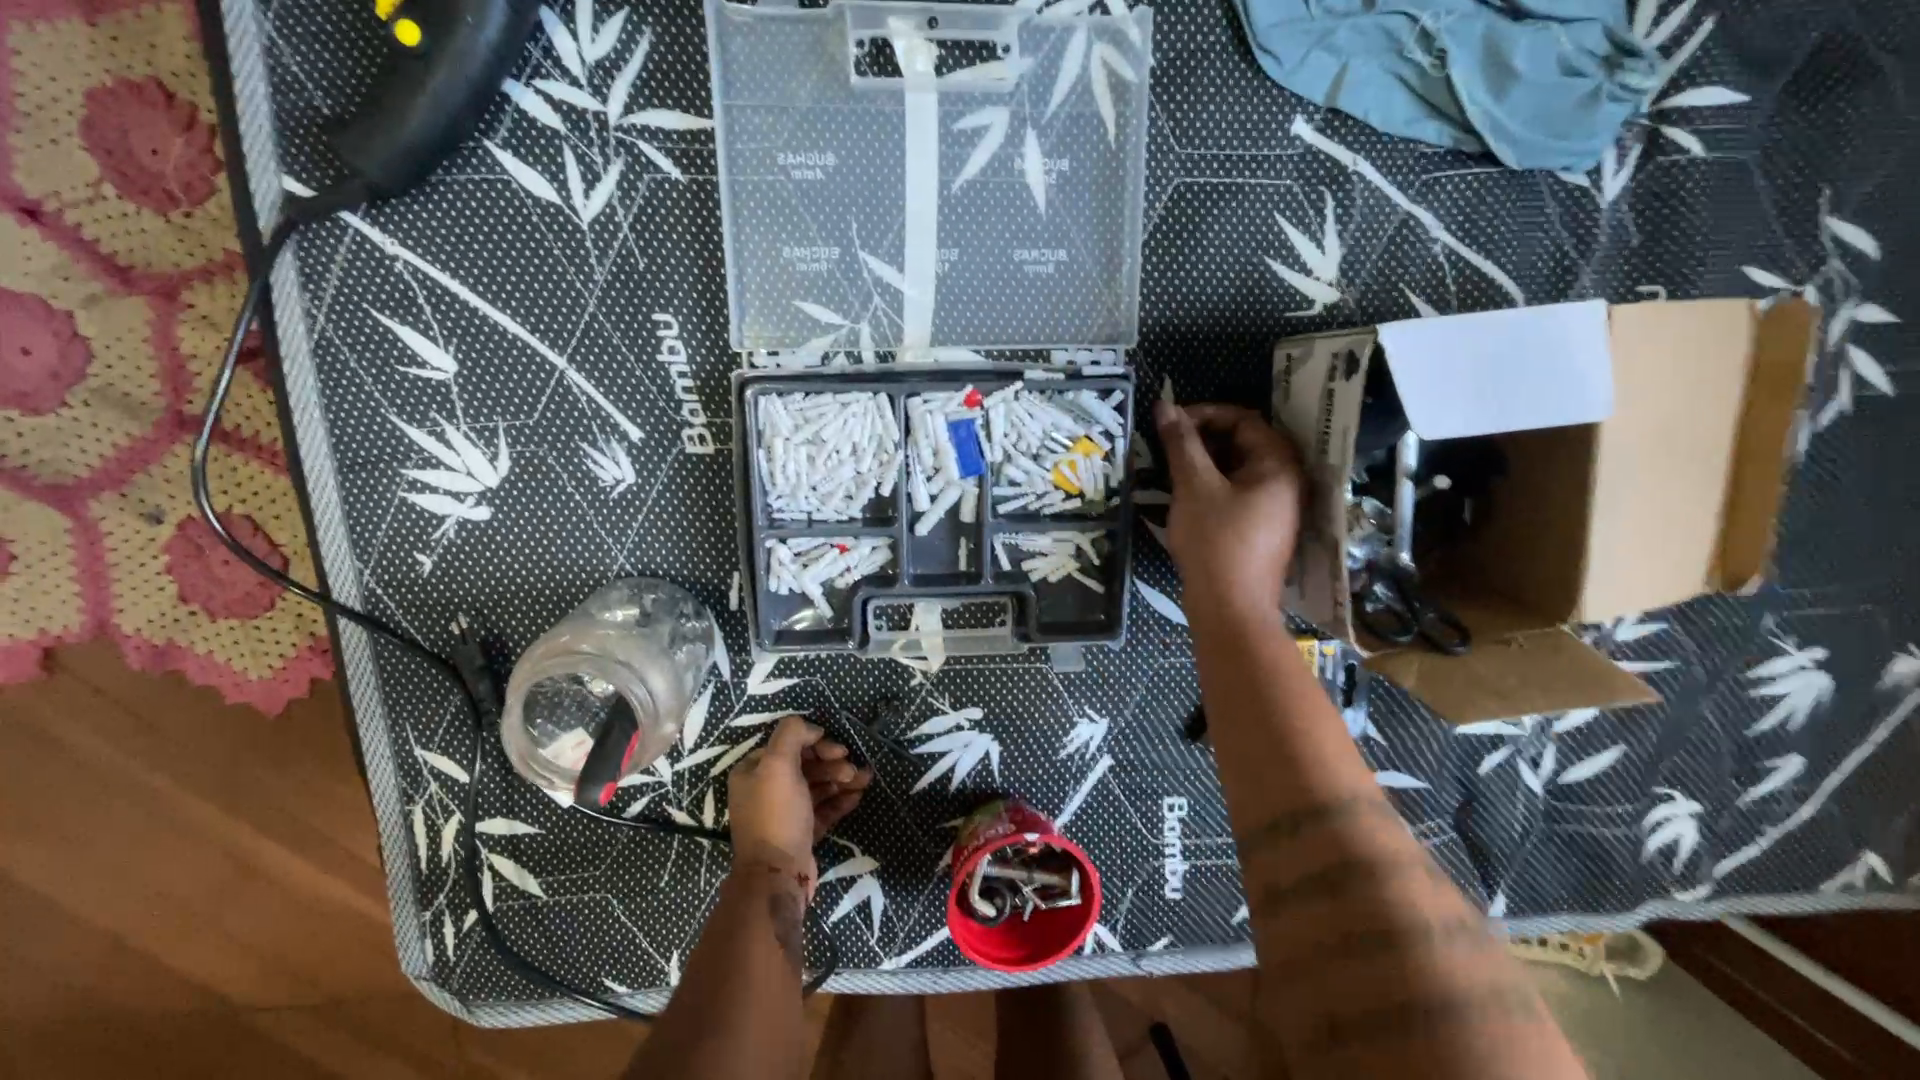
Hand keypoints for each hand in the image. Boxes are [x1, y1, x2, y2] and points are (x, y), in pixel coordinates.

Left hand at [726, 715, 871, 895]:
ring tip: (865, 780)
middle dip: (832, 764)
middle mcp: (765, 790)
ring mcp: (783, 814)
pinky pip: (823, 809)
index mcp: (753, 772)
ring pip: (817, 787)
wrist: (777, 875)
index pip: (787, 746)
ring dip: (842, 780)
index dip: (814, 743)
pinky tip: (858, 796)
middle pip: (805, 766)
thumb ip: (791, 734)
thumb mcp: (777, 765)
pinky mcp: (800, 834)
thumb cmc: (776, 815)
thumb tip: (811, 728)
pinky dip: (840, 800)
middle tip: (852, 769)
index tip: (837, 750)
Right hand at [1154, 401, 1304, 617]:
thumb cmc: (1215, 542)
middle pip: (1244, 443)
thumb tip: (1165, 405)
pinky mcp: (1262, 530)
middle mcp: (1286, 481)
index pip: (1244, 419)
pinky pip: (1238, 494)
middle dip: (1203, 439)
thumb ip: (1181, 442)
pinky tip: (1185, 499)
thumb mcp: (1194, 486)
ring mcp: (1277, 508)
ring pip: (1238, 470)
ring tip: (1171, 472)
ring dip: (1204, 464)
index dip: (1204, 414)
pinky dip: (1212, 487)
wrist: (1231, 609)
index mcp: (1279, 464)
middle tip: (1168, 448)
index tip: (1170, 423)